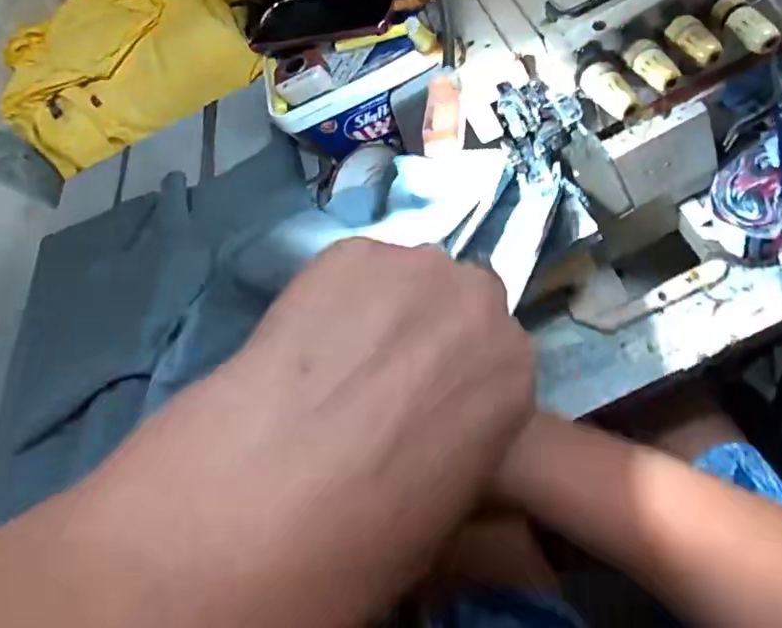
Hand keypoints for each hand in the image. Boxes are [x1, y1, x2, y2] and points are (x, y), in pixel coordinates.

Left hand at [76, 238, 535, 625]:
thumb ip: (468, 446)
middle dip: (431, 330)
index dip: (453, 379)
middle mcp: (478, 301)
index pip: (494, 354)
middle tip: (377, 375)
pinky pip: (358, 266)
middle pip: (460, 300)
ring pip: (409, 277)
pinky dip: (337, 292)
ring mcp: (415, 265)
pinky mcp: (353, 248)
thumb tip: (446, 434)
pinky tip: (301, 338)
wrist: (266, 498)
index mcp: (515, 368)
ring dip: (385, 305)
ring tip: (331, 354)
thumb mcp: (446, 514)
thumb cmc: (366, 532)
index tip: (420, 401)